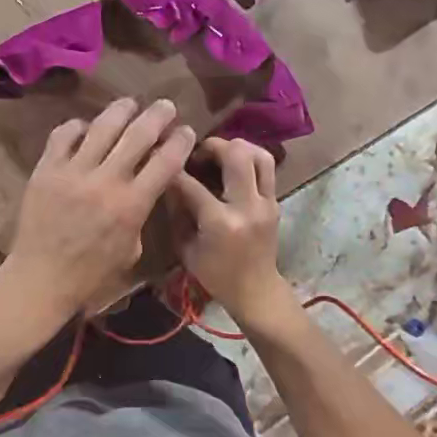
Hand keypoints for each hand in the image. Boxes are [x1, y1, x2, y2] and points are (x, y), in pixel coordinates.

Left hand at [2, 98, 194, 317]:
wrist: (42, 277)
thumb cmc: (91, 274)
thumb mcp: (131, 249)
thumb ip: (140, 214)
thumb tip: (143, 188)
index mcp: (131, 205)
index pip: (165, 162)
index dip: (180, 142)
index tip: (186, 131)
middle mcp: (105, 181)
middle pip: (138, 135)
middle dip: (157, 116)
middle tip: (166, 105)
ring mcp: (73, 172)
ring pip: (102, 127)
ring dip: (121, 111)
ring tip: (129, 103)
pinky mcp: (46, 170)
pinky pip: (62, 136)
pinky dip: (77, 126)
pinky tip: (86, 127)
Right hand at [169, 137, 292, 321]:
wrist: (255, 290)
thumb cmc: (215, 274)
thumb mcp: (186, 248)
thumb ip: (177, 212)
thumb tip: (167, 181)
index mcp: (220, 222)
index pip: (191, 184)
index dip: (173, 171)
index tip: (162, 162)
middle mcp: (247, 207)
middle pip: (236, 154)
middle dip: (212, 146)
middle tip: (197, 155)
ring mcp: (266, 203)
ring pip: (259, 154)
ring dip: (236, 148)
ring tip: (218, 155)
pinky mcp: (275, 202)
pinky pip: (266, 168)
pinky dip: (248, 159)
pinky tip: (231, 166)